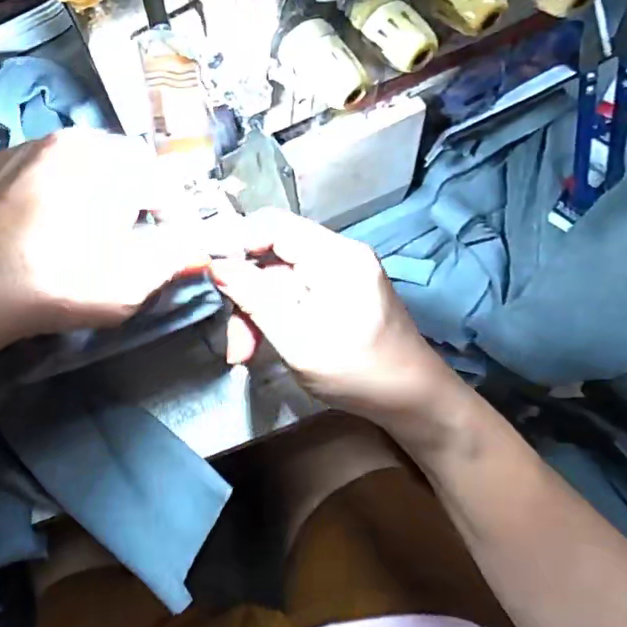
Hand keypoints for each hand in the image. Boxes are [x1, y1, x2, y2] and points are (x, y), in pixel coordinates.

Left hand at [0, 129, 209, 374]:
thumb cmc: (45, 287)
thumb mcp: (125, 283)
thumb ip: (173, 257)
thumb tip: (197, 244)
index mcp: (100, 155)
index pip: (160, 178)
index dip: (174, 218)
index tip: (170, 252)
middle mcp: (61, 138)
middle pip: (120, 167)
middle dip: (134, 206)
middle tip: (128, 250)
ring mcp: (19, 150)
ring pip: (79, 170)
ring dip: (95, 201)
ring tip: (84, 246)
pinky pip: (41, 177)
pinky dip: (55, 200)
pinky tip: (40, 238)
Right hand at [208, 208, 497, 455]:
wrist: (415, 402)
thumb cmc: (358, 371)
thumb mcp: (297, 337)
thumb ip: (254, 298)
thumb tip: (215, 264)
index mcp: (334, 254)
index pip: (272, 224)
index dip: (236, 244)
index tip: (211, 277)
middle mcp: (337, 253)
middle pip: (271, 257)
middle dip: (246, 296)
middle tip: (235, 343)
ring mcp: (339, 273)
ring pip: (278, 279)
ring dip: (256, 313)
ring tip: (245, 354)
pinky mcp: (338, 293)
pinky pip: (294, 293)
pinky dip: (275, 317)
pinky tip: (265, 346)